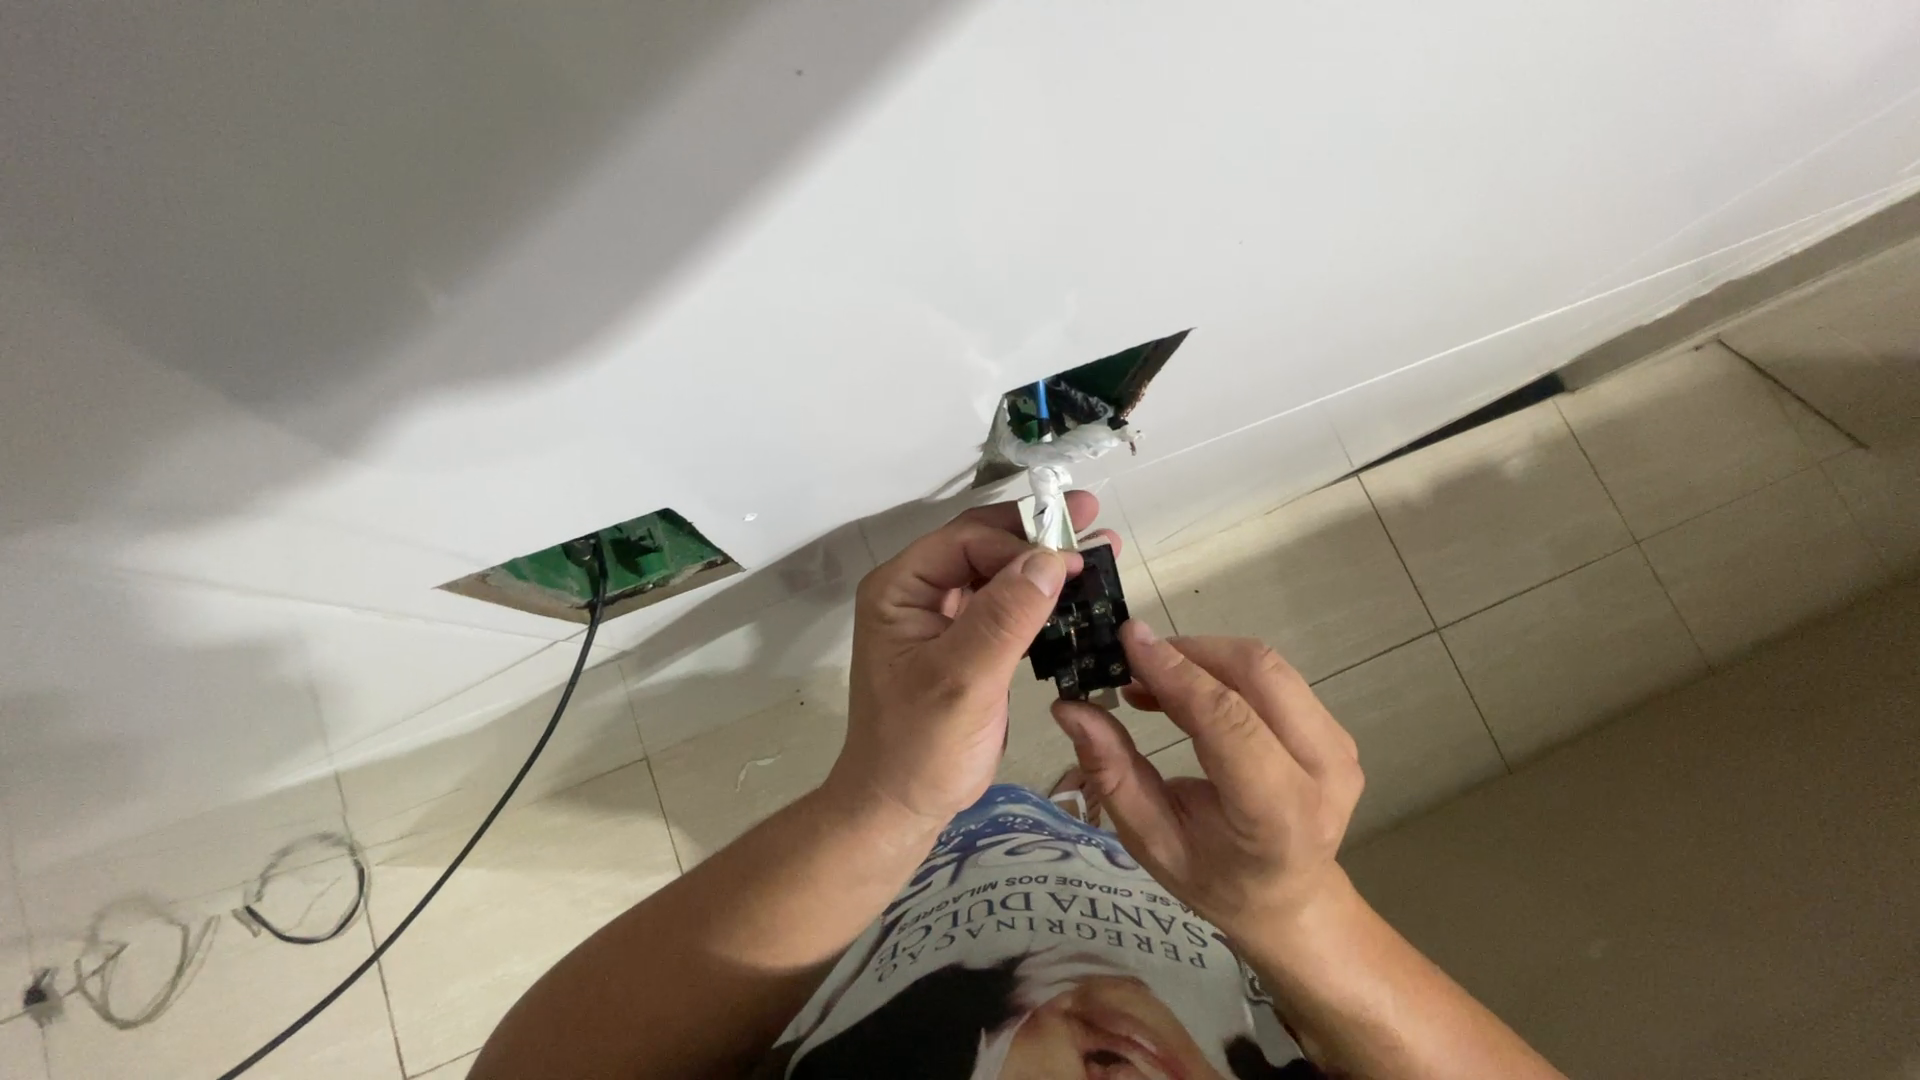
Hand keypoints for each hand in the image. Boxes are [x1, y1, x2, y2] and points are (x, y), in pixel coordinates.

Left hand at [826, 492, 1108, 831]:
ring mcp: (941, 617)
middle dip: (1036, 535)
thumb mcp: (962, 680)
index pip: (966, 541)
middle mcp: (917, 592)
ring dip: (1042, 564)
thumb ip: (1004, 617)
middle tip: (1093, 520)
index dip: (1020, 541)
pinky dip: (1039, 599)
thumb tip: (1050, 557)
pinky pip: (1005, 606)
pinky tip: (1074, 597)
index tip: (1073, 555)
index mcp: (900, 589)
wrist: (901, 806)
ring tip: (1097, 553)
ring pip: (997, 573)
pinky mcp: (965, 643)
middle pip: (982, 546)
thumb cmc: (920, 747)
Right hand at [1051, 624, 1364, 944]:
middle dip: (1189, 651)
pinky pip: (1274, 676)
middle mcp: (1323, 772)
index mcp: (1278, 814)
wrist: (1289, 900)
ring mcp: (1338, 748)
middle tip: (1133, 661)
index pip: (1228, 721)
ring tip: (1152, 679)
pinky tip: (1184, 689)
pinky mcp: (1336, 731)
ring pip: (1266, 665)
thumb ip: (1111, 772)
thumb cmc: (1213, 877)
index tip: (1127, 640)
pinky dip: (1222, 668)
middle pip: (1257, 673)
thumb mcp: (1149, 839)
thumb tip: (1069, 707)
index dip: (1175, 672)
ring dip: (1203, 656)